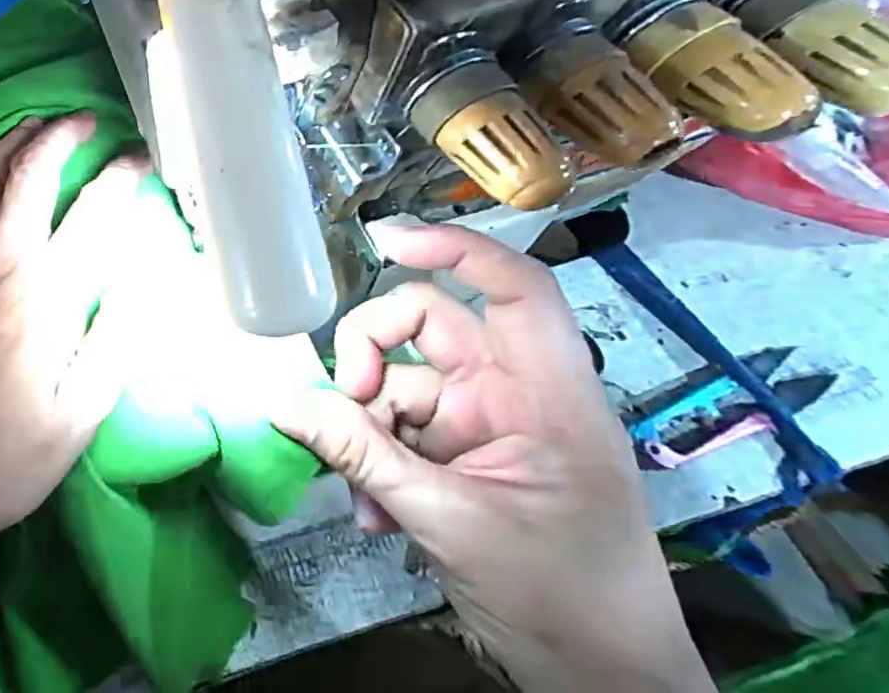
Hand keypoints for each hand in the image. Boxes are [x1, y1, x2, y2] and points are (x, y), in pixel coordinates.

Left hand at [0, 113, 141, 653]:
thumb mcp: (77, 419)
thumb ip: (116, 343)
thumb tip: (145, 281)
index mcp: (44, 298)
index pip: (93, 213)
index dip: (123, 176)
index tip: (146, 160)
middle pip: (26, 174)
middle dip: (60, 134)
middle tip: (90, 120)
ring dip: (14, 141)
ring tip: (41, 122)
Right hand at [272, 224, 713, 692]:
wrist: (602, 688)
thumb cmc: (561, 599)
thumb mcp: (451, 523)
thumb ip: (364, 457)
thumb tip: (286, 404)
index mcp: (546, 389)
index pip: (513, 286)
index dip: (455, 249)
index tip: (387, 241)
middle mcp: (512, 389)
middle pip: (428, 324)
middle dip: (373, 354)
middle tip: (345, 400)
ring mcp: (482, 421)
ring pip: (400, 382)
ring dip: (367, 429)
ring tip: (363, 496)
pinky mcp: (458, 454)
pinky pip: (398, 431)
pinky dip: (376, 462)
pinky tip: (377, 515)